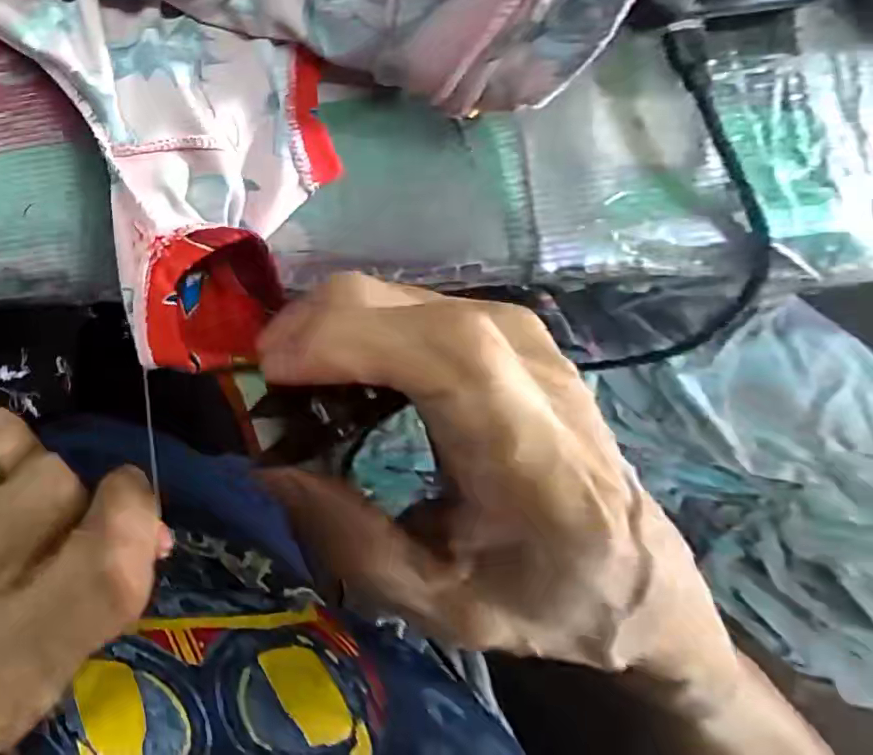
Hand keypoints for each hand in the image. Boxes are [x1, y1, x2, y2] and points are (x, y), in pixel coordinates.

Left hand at [0, 381, 166, 753]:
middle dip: (64, 493)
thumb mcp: (37, 679)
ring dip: (16, 453)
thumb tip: (147, 517)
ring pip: (8, 432)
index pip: (104, 568)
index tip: (129, 495)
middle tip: (35, 516)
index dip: (136, 515)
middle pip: (58, 481)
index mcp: (2, 661)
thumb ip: (96, 598)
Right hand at [254, 274, 829, 752]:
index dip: (348, 343)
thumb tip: (266, 462)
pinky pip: (400, 298)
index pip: (452, 359)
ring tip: (289, 368)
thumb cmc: (539, 601)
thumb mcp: (438, 606)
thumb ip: (347, 538)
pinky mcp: (504, 329)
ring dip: (322, 318)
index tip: (274, 371)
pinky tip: (330, 356)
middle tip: (263, 372)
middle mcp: (544, 385)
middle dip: (313, 324)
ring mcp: (528, 344)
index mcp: (542, 466)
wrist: (635, 580)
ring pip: (395, 292)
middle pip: (410, 309)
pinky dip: (346, 317)